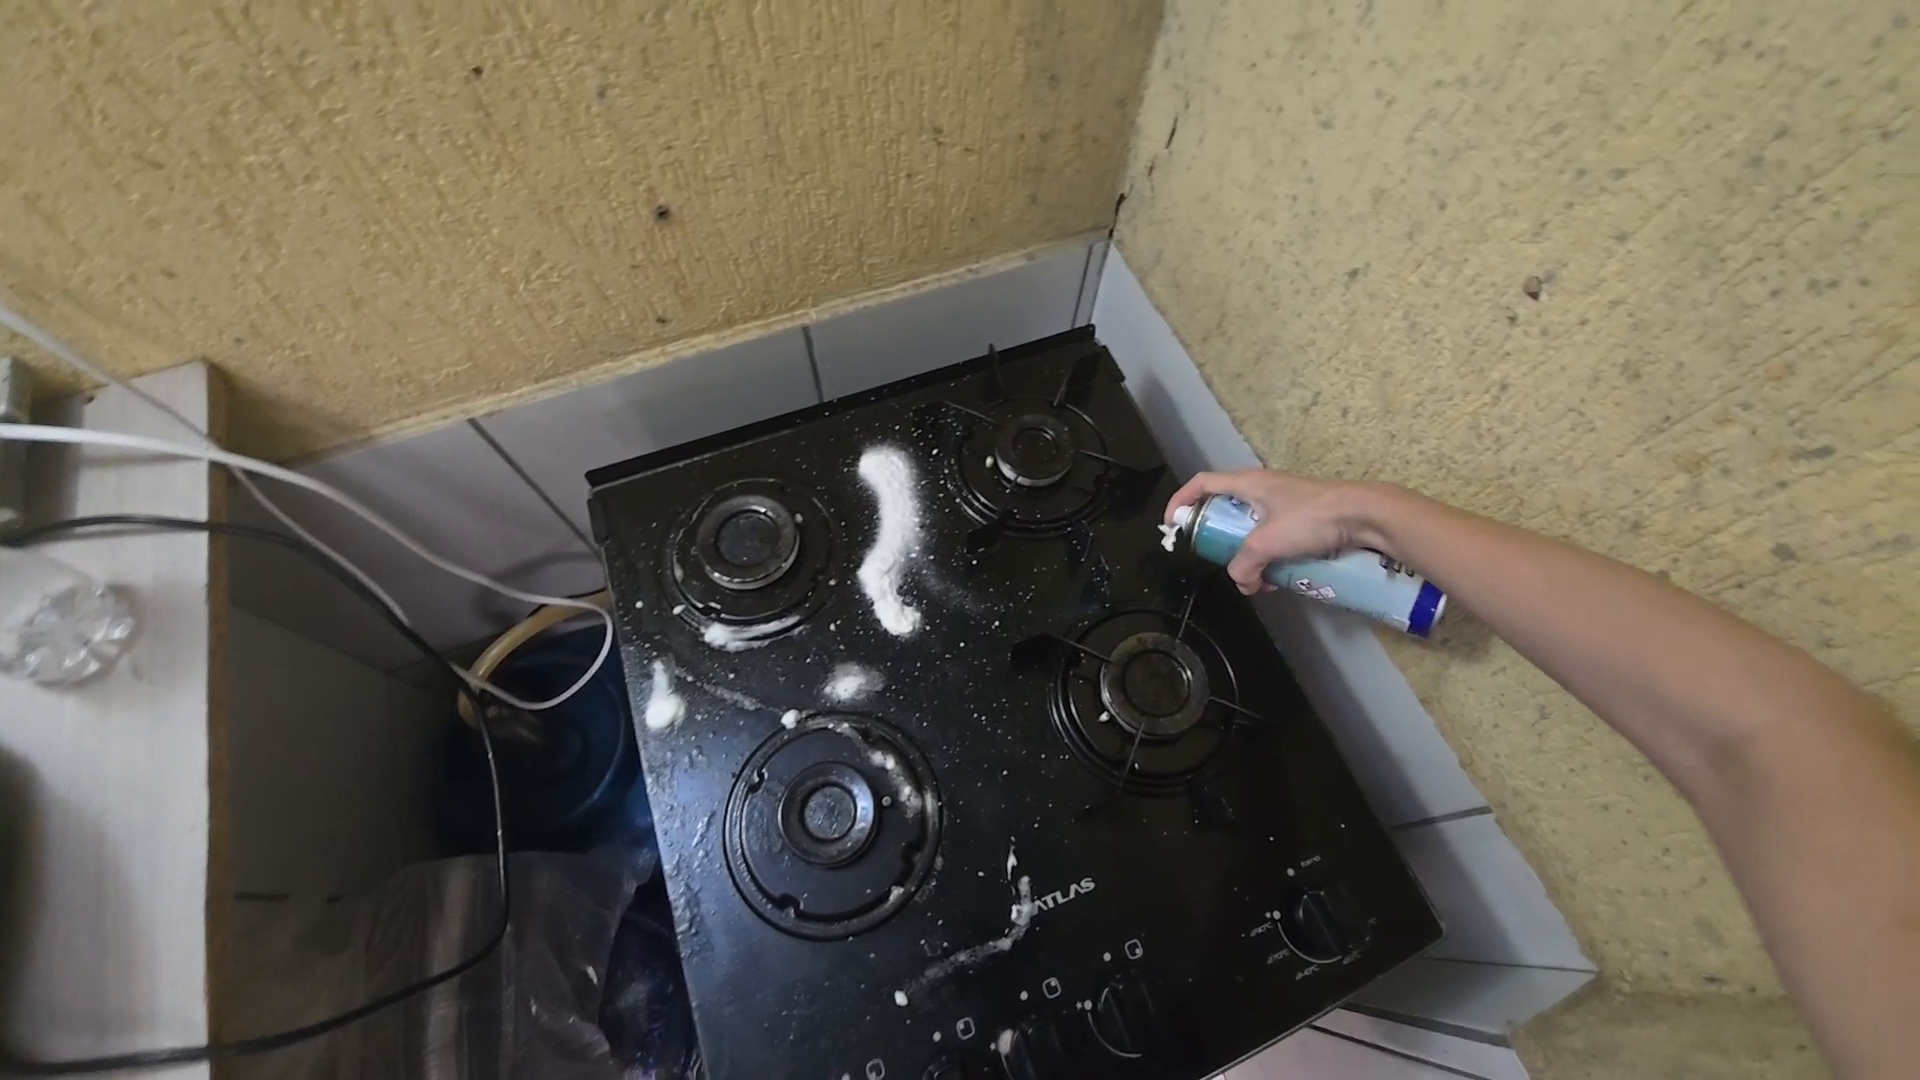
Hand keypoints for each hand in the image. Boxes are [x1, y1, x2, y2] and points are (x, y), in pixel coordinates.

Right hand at [1164, 469, 1382, 594]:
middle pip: (1223, 507)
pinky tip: (1278, 577)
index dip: (1181, 501)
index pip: (1201, 483)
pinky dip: (1268, 557)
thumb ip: (1244, 565)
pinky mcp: (1302, 517)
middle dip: (1216, 536)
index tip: (1172, 525)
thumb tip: (1242, 583)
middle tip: (1216, 556)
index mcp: (1247, 483)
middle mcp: (1262, 488)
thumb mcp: (1267, 543)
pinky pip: (1272, 536)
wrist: (1366, 515)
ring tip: (1253, 575)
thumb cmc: (1311, 518)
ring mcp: (1283, 502)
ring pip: (1249, 527)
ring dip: (1245, 553)